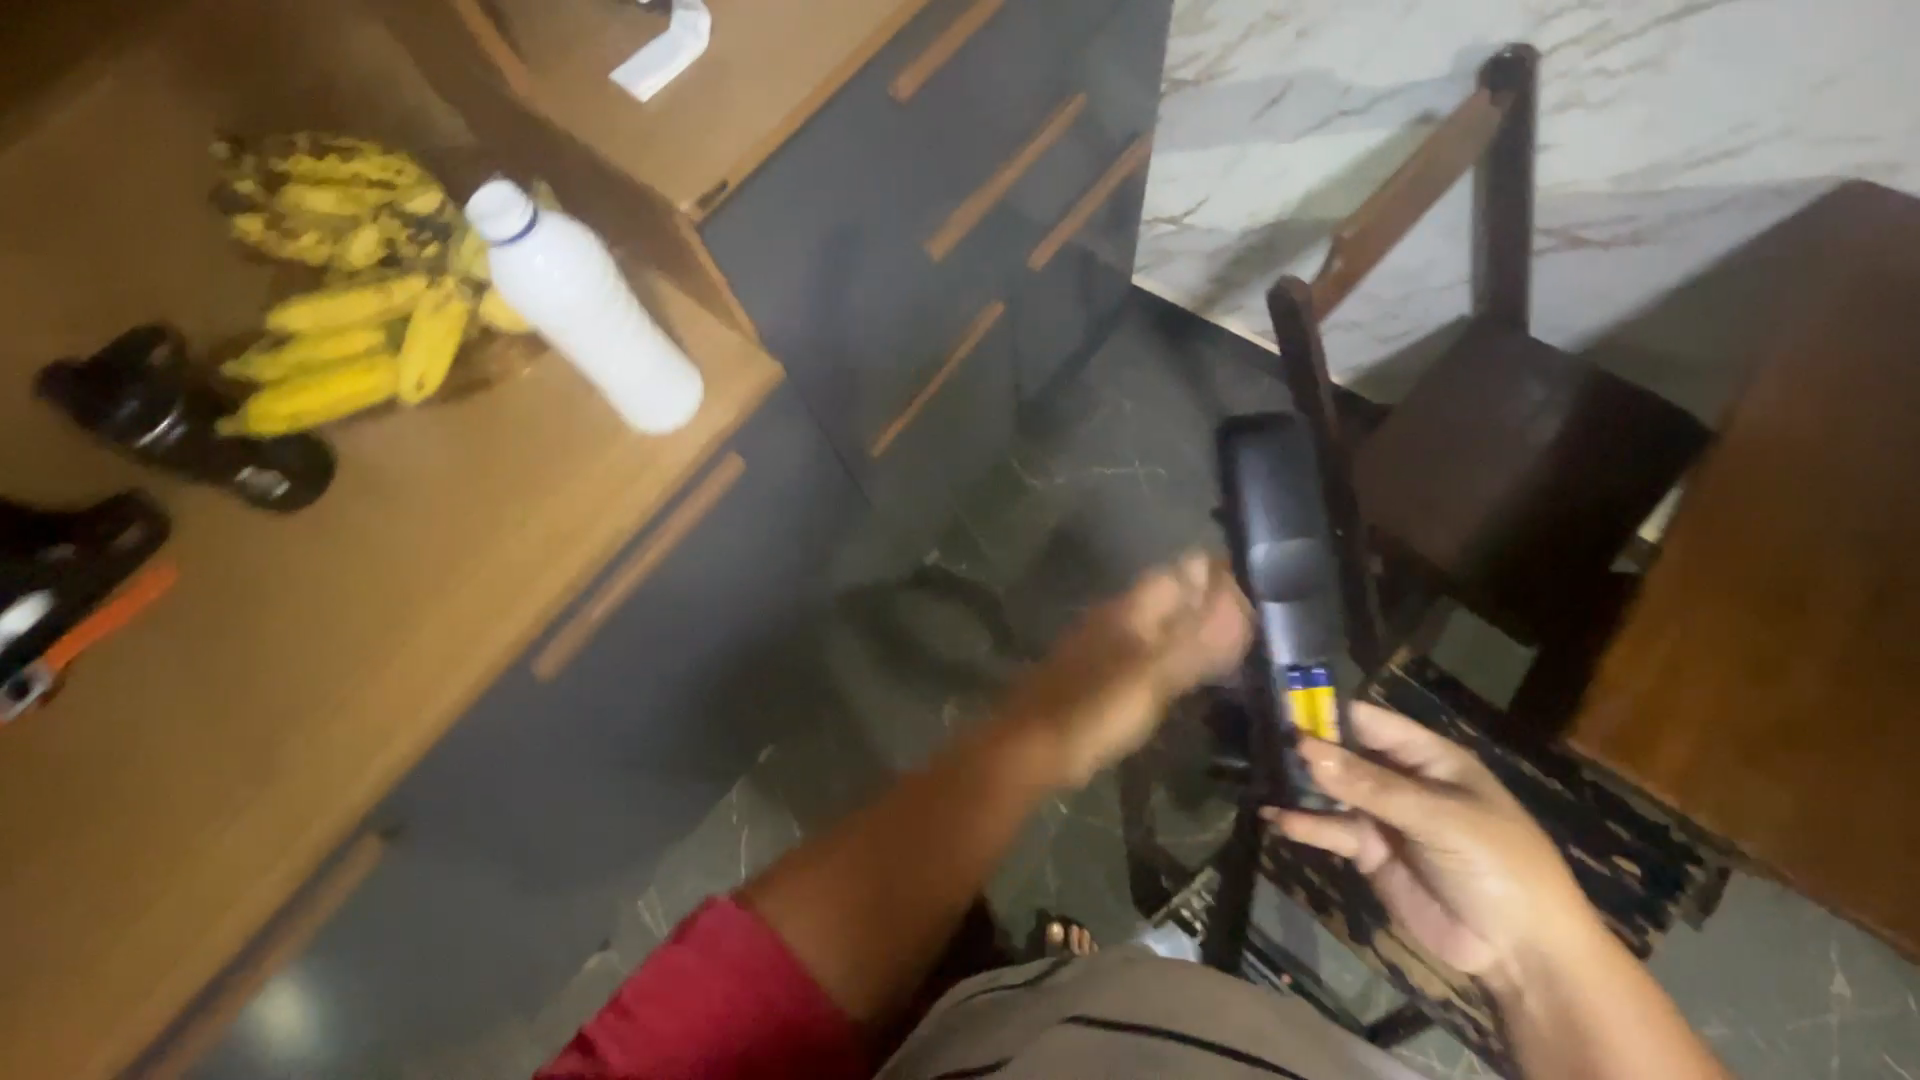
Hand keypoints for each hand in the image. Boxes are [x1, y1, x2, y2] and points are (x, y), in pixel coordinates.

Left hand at [997, 551, 1251, 788]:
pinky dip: (1172, 656)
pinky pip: (1145, 653)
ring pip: (1157, 625)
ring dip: (1191, 628)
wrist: (1028, 751)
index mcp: (1129, 610)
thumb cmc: (1092, 712)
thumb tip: (1242, 599)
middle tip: (1259, 614)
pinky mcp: (1096, 678)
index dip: (1218, 572)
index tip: (1263, 580)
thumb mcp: (1153, 677)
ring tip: (1236, 642)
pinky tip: (1188, 674)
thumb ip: (1198, 639)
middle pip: (1169, 597)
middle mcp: (1115, 619)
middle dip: (1209, 599)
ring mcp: (1102, 647)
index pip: (1180, 572)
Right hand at [1263, 704, 1601, 985]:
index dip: (1326, 711)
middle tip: (1253, 739)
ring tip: (1256, 778)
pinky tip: (1274, 818)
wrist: (1523, 952)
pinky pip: (1330, 830)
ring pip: (1330, 791)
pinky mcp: (1369, 853)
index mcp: (1428, 758)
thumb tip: (1304, 748)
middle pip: (1343, 754)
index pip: (1368, 722)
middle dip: (1303, 748)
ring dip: (1297, 786)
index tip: (1277, 705)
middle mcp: (1400, 780)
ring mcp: (1383, 817)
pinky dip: (1303, 824)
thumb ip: (1370, 785)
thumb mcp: (1439, 818)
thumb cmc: (1498, 864)